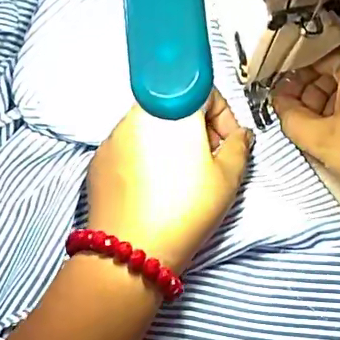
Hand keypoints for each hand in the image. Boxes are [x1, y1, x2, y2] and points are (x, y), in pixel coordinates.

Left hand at [87, 91, 252, 271]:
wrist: (132, 251)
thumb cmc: (185, 212)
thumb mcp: (228, 179)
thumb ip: (239, 146)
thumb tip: (240, 135)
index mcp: (174, 109)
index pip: (202, 88)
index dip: (221, 114)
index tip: (225, 142)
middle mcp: (138, 114)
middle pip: (175, 105)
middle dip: (197, 129)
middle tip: (210, 161)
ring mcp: (113, 136)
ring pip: (151, 127)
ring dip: (171, 143)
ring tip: (182, 180)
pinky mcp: (100, 159)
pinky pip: (130, 147)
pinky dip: (146, 159)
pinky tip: (155, 191)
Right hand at [271, 51, 339, 217]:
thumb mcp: (323, 141)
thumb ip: (291, 117)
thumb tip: (279, 102)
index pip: (316, 54)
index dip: (293, 75)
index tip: (279, 97)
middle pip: (338, 67)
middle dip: (312, 91)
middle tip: (294, 117)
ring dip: (332, 102)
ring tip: (315, 130)